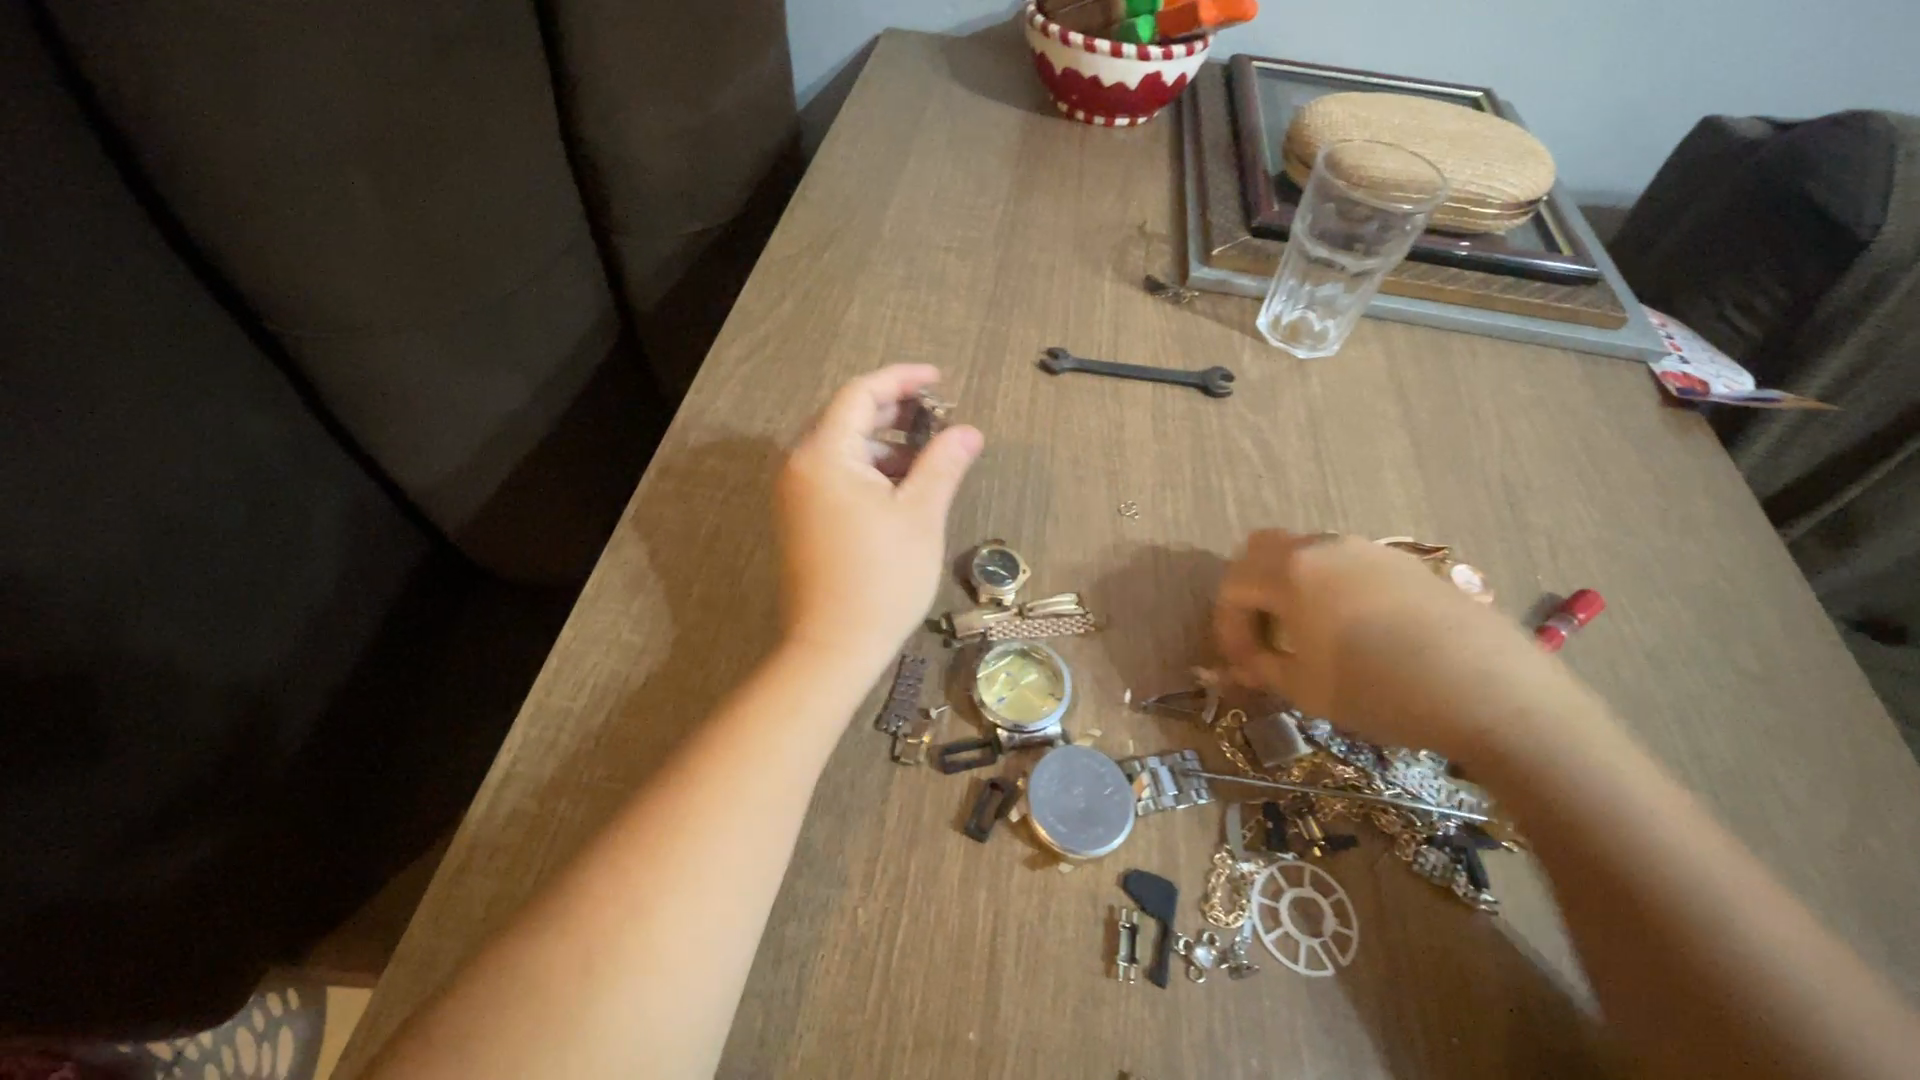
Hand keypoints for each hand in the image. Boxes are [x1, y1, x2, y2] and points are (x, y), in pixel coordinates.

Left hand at [775, 365, 983, 670]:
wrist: (833, 647)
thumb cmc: (882, 578)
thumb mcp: (921, 515)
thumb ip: (943, 463)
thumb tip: (969, 431)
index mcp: (824, 454)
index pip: (860, 394)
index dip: (902, 379)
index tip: (940, 380)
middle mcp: (800, 466)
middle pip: (846, 418)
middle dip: (894, 413)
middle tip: (938, 420)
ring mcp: (795, 495)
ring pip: (841, 449)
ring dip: (883, 445)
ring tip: (927, 461)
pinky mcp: (800, 520)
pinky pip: (834, 476)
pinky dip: (867, 471)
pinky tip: (900, 491)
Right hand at [1214, 530, 1572, 759]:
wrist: (1490, 692)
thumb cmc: (1380, 692)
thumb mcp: (1306, 689)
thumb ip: (1262, 669)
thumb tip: (1246, 664)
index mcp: (1290, 571)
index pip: (1232, 586)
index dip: (1227, 629)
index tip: (1243, 667)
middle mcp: (1325, 546)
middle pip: (1263, 550)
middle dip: (1251, 591)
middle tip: (1262, 637)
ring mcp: (1370, 550)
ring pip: (1309, 555)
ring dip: (1292, 589)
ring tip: (1309, 638)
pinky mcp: (1408, 565)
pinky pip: (1349, 566)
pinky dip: (1332, 590)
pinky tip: (1357, 635)